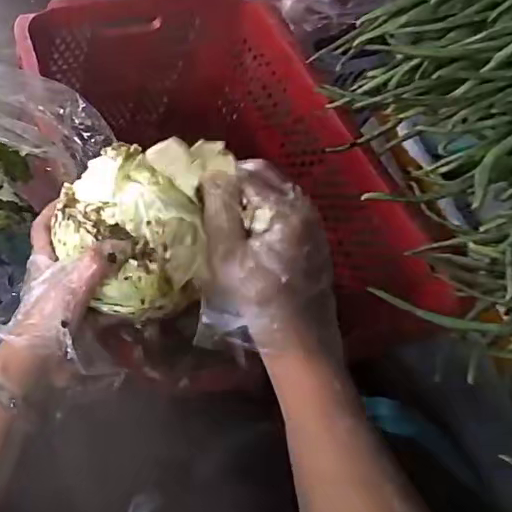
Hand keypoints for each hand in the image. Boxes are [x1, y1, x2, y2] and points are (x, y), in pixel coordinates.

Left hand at [0, 203, 126, 394]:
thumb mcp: (70, 282)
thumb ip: (96, 260)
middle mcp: (54, 277)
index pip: (42, 227)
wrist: (39, 366)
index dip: (54, 209)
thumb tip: (123, 242)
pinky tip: (145, 291)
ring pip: (93, 276)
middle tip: (123, 225)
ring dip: (114, 268)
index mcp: (42, 262)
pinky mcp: (83, 321)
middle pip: (72, 250)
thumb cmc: (47, 317)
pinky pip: (107, 304)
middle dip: (95, 238)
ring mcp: (69, 300)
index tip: (74, 196)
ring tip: (141, 253)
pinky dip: (124, 298)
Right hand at [201, 161, 341, 357]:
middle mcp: (305, 206)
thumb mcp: (226, 254)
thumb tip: (211, 173)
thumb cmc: (257, 297)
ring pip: (274, 192)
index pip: (245, 172)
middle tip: (209, 205)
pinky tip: (248, 237)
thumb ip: (219, 208)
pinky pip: (284, 210)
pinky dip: (263, 213)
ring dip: (248, 198)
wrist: (301, 339)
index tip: (197, 194)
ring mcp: (314, 222)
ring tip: (225, 222)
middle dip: (234, 183)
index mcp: (285, 206)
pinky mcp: (314, 238)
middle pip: (263, 176)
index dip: (217, 178)